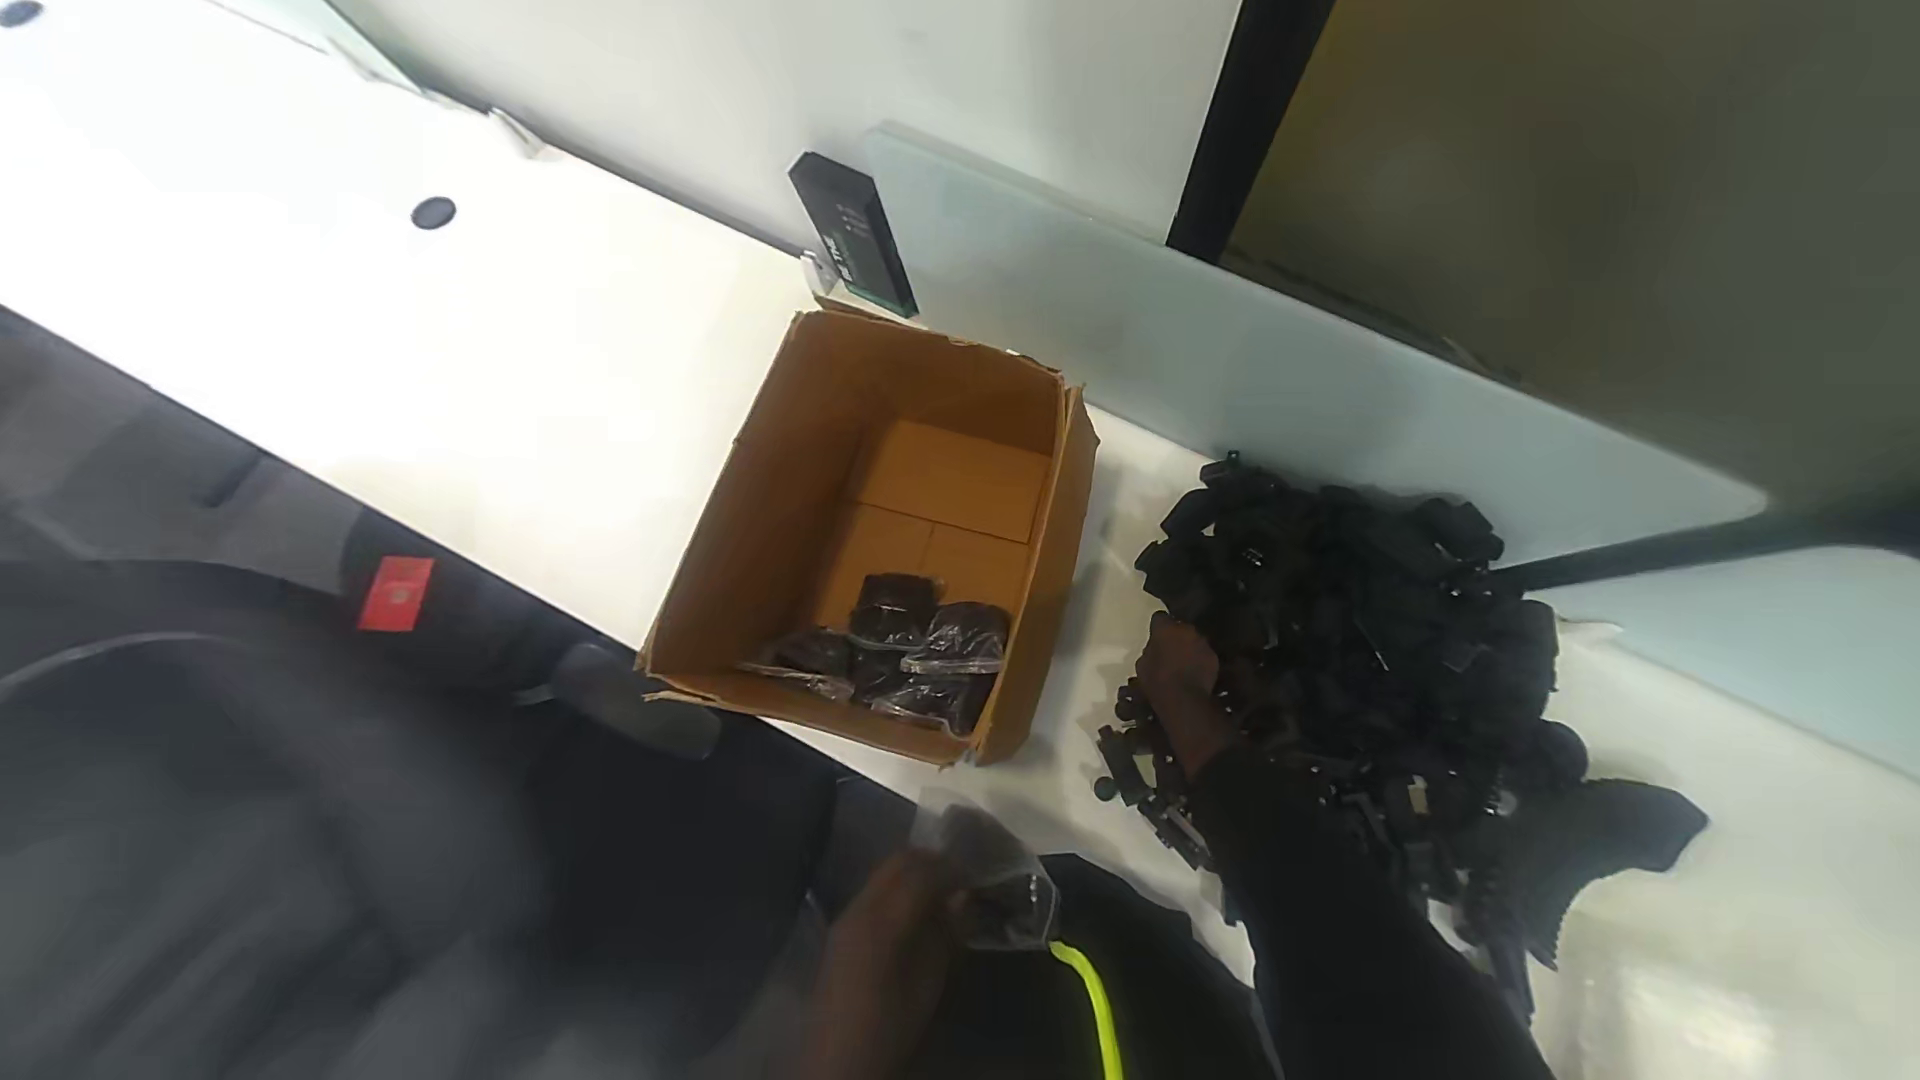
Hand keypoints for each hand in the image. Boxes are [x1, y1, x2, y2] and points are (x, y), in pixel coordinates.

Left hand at [792, 850, 963, 1079]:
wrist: (835, 1065)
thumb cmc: (888, 1030)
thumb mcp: (927, 986)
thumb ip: (946, 934)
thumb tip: (964, 895)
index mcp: (882, 922)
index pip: (921, 874)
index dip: (950, 869)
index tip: (973, 875)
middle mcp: (860, 907)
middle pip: (898, 862)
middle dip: (930, 862)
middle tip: (957, 877)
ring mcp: (846, 914)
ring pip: (884, 872)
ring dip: (913, 871)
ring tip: (939, 890)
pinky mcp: (841, 926)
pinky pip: (874, 888)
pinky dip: (898, 885)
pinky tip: (913, 908)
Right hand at [1136, 611, 1237, 774]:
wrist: (1184, 699)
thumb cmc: (1157, 681)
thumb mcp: (1142, 664)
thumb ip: (1150, 650)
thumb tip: (1156, 648)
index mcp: (1165, 628)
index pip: (1159, 617)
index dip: (1157, 626)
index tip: (1155, 636)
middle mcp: (1186, 630)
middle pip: (1179, 627)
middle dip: (1175, 635)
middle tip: (1169, 649)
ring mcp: (1202, 642)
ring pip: (1193, 639)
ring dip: (1188, 646)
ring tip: (1183, 662)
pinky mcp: (1213, 657)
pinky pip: (1203, 653)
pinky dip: (1199, 658)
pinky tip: (1194, 671)